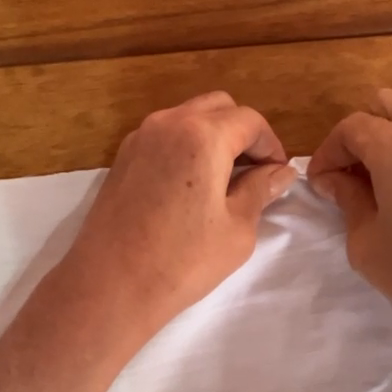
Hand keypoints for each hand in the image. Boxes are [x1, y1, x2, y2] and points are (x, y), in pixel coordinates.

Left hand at [57, 92, 296, 338]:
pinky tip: (192, 184)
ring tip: (225, 180)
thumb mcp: (237, 227)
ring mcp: (141, 136)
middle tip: (254, 173)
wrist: (110, 284)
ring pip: (189, 116)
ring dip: (214, 135)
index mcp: (202, 135)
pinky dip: (187, 144)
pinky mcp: (123, 155)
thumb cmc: (182, 260)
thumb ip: (260, 189)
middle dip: (243, 133)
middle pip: (219, 107)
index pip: (249, 121)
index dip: (270, 145)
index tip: (277, 175)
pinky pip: (165, 134)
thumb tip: (281, 172)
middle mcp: (169, 122)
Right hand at [305, 89, 391, 384]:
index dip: (328, 153)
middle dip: (359, 135)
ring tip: (381, 188)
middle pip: (385, 106)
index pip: (351, 127)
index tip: (322, 185)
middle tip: (350, 176)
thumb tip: (336, 180)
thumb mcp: (370, 246)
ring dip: (390, 141)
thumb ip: (348, 201)